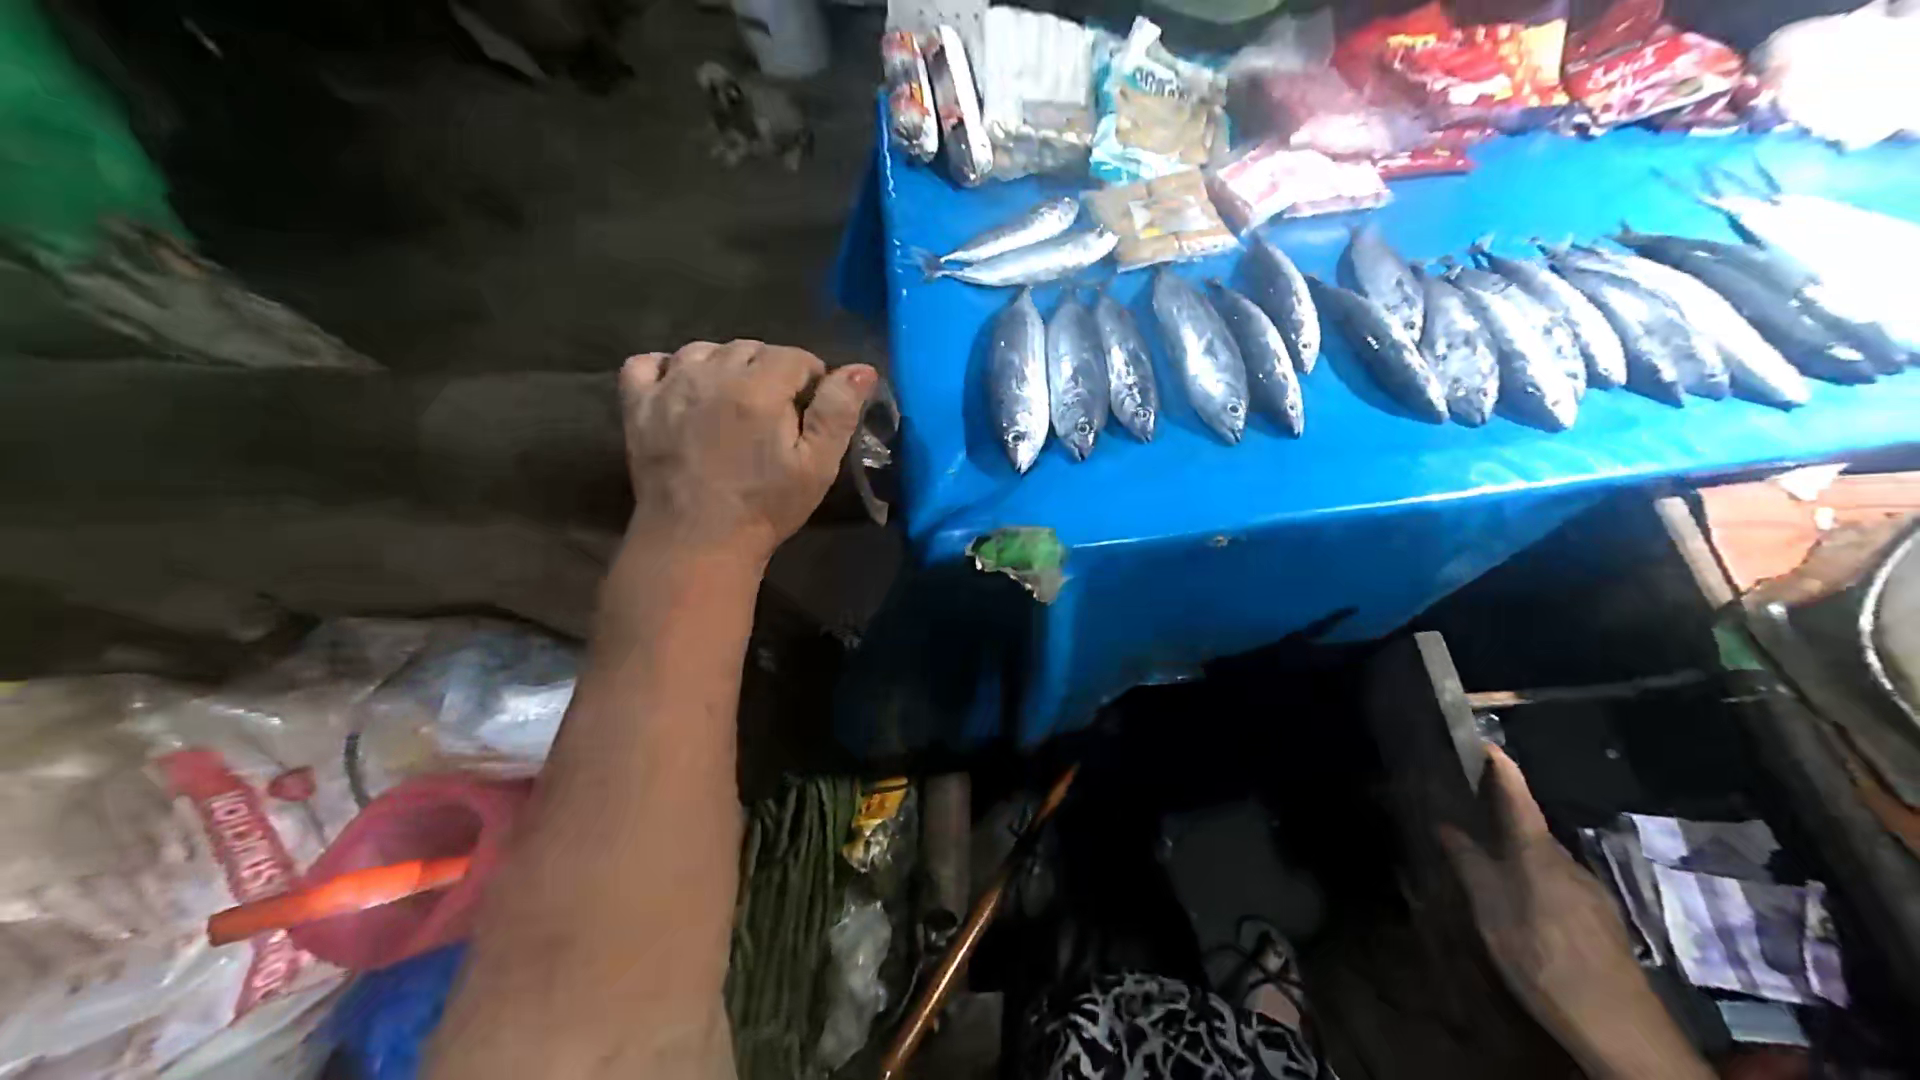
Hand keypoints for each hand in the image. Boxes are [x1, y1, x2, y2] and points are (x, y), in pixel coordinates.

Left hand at [619, 340, 875, 564]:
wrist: (697, 542)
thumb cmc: (766, 507)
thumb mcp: (817, 466)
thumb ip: (838, 413)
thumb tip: (862, 369)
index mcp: (759, 388)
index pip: (794, 356)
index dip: (811, 377)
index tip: (812, 406)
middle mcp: (711, 375)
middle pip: (749, 348)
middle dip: (770, 369)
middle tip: (776, 410)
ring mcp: (668, 387)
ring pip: (702, 350)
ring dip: (724, 365)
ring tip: (733, 400)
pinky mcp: (637, 406)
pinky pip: (645, 364)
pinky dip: (665, 368)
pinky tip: (681, 388)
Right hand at [1440, 746, 1712, 1079]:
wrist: (1621, 1031)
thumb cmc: (1542, 958)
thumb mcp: (1491, 911)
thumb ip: (1469, 863)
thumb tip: (1446, 825)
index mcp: (1537, 854)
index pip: (1518, 797)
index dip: (1501, 767)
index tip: (1483, 741)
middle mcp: (1566, 863)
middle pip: (1529, 825)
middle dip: (1498, 809)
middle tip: (1463, 799)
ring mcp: (1587, 891)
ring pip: (1540, 854)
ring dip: (1512, 844)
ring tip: (1480, 847)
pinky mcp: (1596, 918)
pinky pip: (1553, 878)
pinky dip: (1528, 870)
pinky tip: (1514, 894)